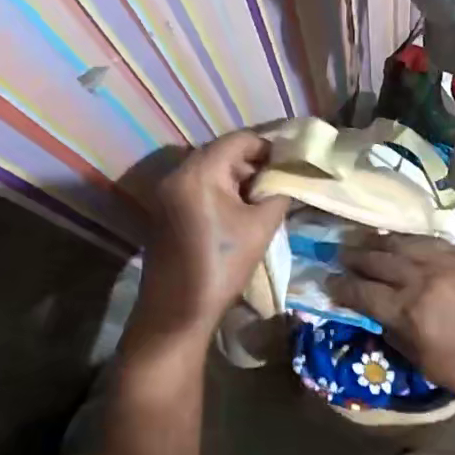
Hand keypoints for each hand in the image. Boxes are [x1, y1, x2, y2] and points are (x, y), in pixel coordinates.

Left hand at [135, 131, 289, 344]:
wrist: (175, 314)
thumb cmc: (221, 266)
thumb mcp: (260, 227)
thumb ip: (278, 193)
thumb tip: (287, 179)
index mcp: (199, 172)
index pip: (239, 140)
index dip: (268, 147)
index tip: (289, 163)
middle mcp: (177, 173)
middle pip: (222, 151)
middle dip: (252, 163)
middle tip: (278, 181)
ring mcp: (167, 191)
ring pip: (210, 168)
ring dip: (236, 177)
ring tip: (262, 197)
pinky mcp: (164, 209)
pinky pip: (197, 185)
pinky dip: (219, 189)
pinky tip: (238, 210)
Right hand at [331, 233, 454, 421]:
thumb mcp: (426, 365)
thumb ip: (398, 337)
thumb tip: (380, 318)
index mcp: (409, 311)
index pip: (364, 292)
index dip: (342, 287)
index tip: (329, 283)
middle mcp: (422, 279)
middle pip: (379, 260)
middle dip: (355, 257)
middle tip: (340, 254)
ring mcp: (445, 262)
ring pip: (402, 243)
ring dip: (379, 242)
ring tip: (365, 240)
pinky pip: (430, 240)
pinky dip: (410, 239)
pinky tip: (403, 240)